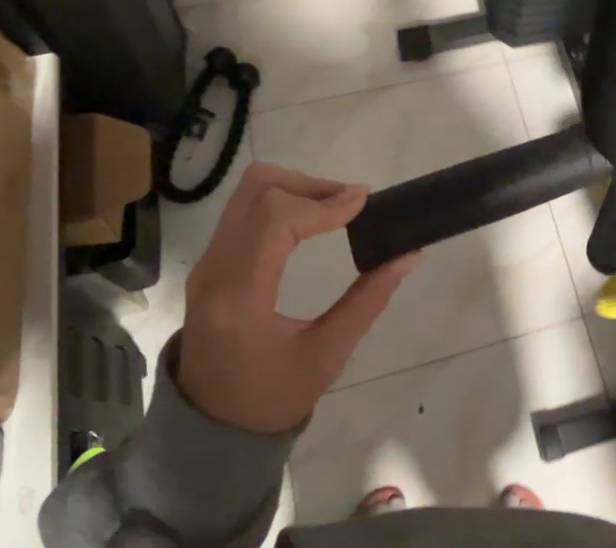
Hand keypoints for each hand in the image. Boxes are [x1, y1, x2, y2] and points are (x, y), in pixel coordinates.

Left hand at [176, 164, 419, 432]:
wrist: (210, 429)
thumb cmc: (271, 398)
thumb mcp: (327, 356)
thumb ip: (368, 301)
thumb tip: (409, 254)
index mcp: (240, 296)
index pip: (276, 219)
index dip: (324, 203)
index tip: (365, 204)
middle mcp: (214, 269)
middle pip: (258, 190)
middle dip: (311, 187)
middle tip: (351, 204)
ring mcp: (207, 262)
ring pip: (248, 193)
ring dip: (295, 189)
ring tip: (334, 210)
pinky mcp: (209, 262)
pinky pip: (244, 211)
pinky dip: (280, 203)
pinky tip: (310, 224)